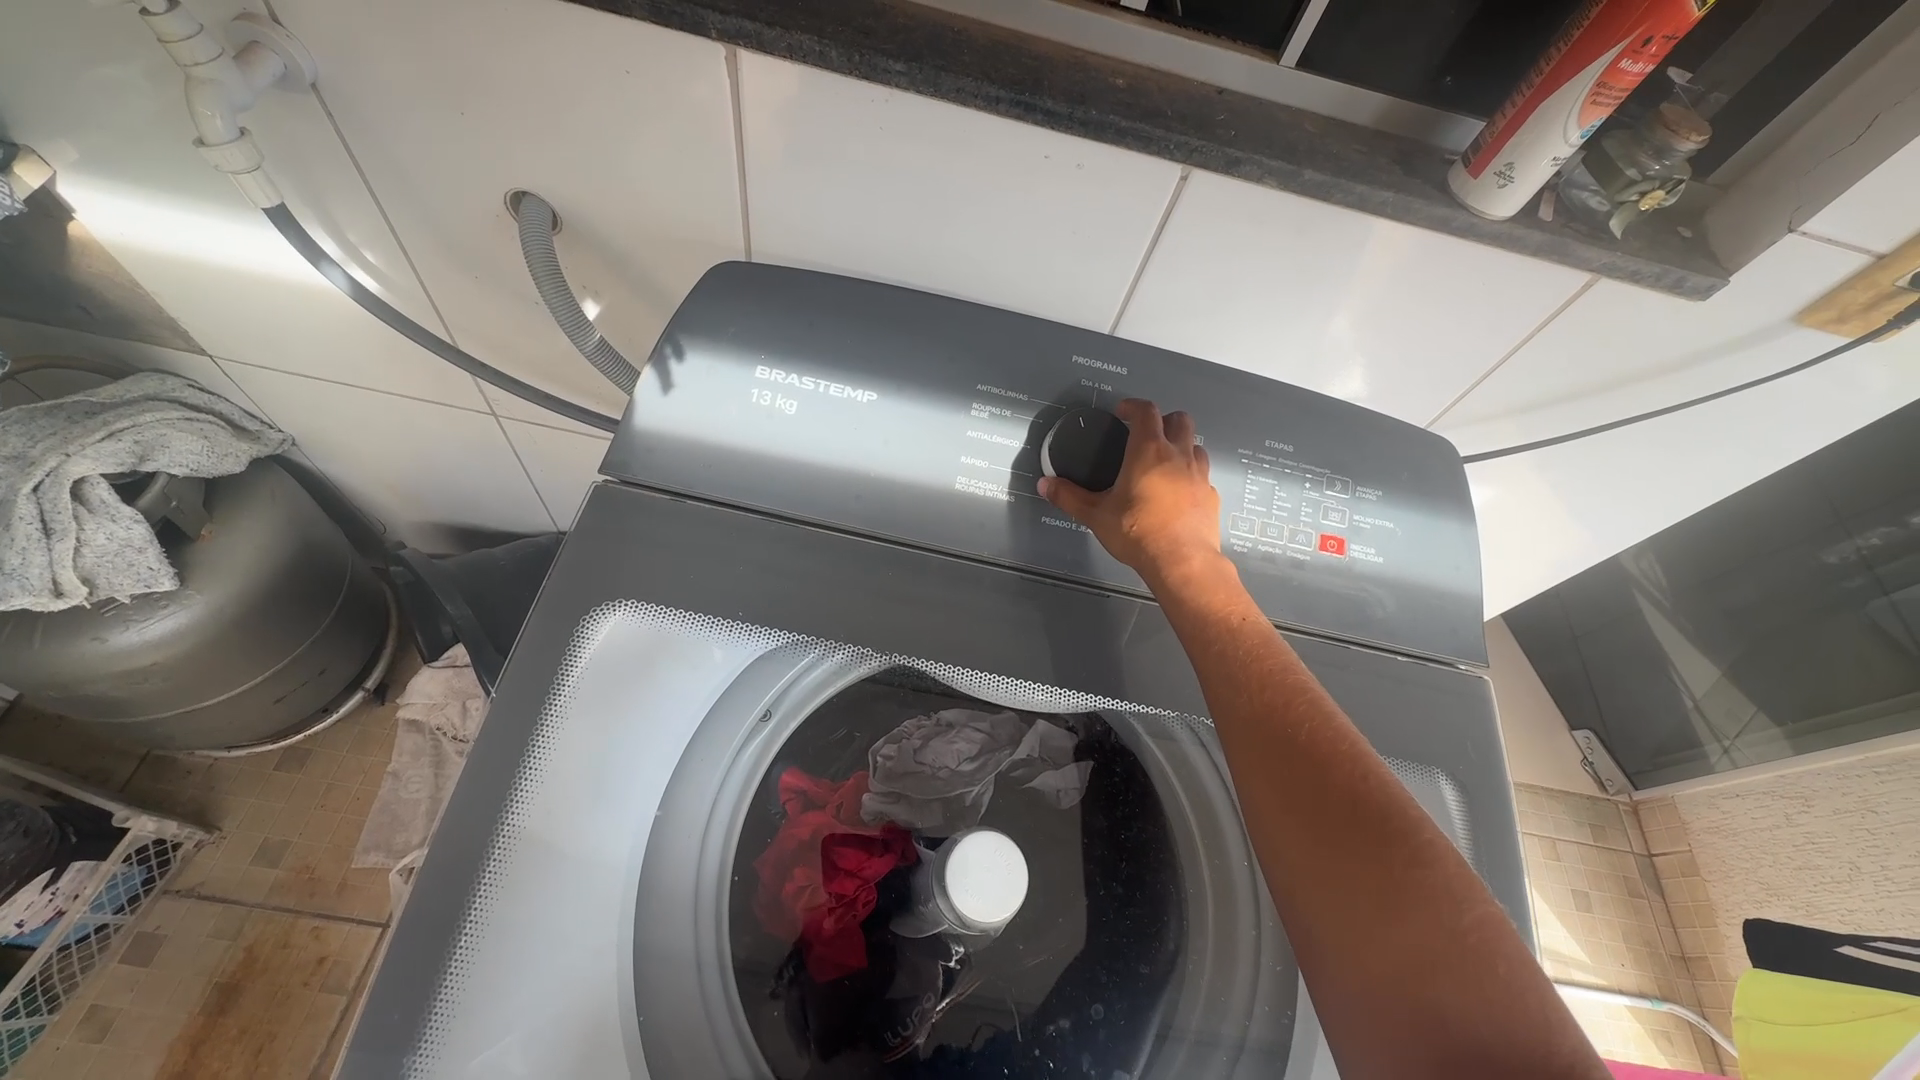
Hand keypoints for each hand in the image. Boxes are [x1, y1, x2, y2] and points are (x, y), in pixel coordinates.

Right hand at [1038, 399, 1224, 584]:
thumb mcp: (1096, 515)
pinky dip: (1191, 477)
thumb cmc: (1137, 532)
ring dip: (1181, 446)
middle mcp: (1178, 455)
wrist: (1181, 561)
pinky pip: (1203, 476)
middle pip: (1180, 419)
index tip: (1123, 411)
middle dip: (1164, 420)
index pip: (1146, 411)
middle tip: (1147, 434)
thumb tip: (1045, 485)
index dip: (1133, 406)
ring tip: (1165, 462)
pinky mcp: (1211, 496)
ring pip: (1196, 446)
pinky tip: (1179, 493)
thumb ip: (1069, 497)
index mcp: (1148, 451)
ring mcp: (1199, 475)